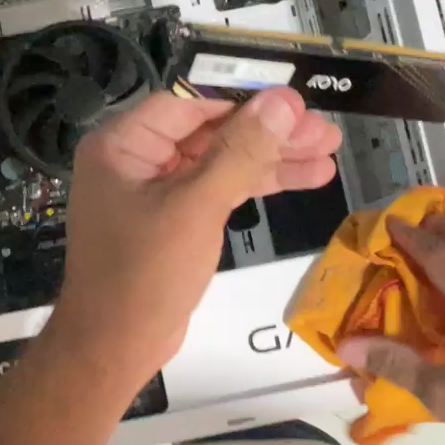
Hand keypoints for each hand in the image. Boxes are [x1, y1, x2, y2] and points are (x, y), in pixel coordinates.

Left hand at [47, 87, 340, 381]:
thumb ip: (240, 152)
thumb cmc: (144, 274)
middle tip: (325, 130)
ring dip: (271, 158)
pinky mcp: (172, 220)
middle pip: (210, 131)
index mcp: (122, 145)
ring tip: (328, 151)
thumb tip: (282, 102)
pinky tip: (302, 177)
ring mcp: (154, 191)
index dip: (243, 98)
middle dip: (267, 132)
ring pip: (219, 162)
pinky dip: (255, 185)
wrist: (115, 346)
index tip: (295, 99)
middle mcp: (135, 160)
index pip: (189, 103)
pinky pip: (217, 190)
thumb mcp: (196, 207)